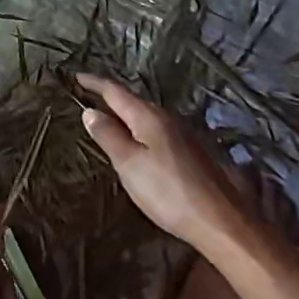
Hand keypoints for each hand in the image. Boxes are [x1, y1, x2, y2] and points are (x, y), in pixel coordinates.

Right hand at [77, 75, 253, 250]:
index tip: (76, 76)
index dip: (94, 83)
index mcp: (148, 117)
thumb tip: (90, 111)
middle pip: (133, 101)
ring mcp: (183, 134)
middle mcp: (167, 118)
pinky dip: (140, 129)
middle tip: (89, 96)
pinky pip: (157, 130)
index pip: (115, 91)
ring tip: (108, 117)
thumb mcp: (129, 164)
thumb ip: (108, 136)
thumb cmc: (168, 192)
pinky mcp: (192, 152)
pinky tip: (138, 142)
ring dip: (126, 114)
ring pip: (147, 116)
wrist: (221, 222)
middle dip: (110, 97)